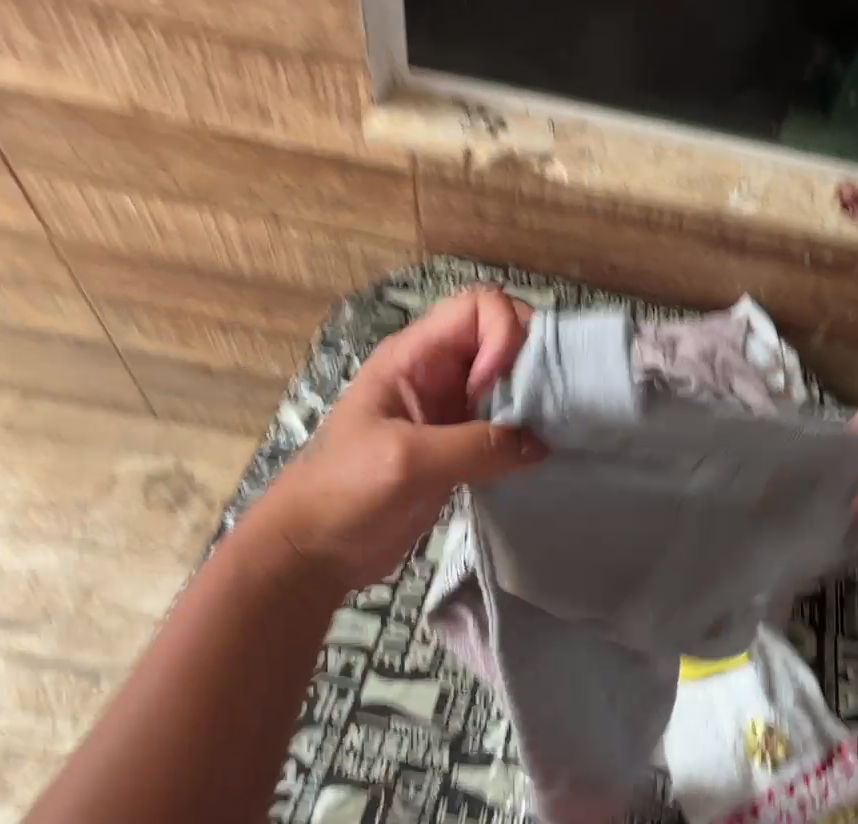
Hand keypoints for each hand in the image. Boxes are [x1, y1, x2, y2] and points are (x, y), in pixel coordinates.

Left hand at [252, 287, 546, 587]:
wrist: (314, 551)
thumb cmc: (344, 493)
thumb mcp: (406, 462)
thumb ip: (475, 447)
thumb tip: (539, 444)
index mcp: (414, 354)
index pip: (478, 306)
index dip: (501, 333)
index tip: (495, 385)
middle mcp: (438, 369)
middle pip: (503, 333)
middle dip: (528, 359)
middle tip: (537, 406)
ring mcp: (452, 405)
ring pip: (510, 375)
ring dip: (533, 395)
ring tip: (544, 430)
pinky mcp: (461, 441)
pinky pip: (506, 417)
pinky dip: (527, 427)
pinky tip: (533, 453)